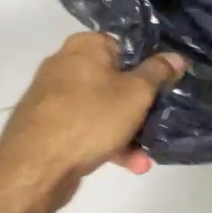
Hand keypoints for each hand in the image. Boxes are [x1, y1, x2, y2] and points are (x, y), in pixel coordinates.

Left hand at [0, 33, 185, 203]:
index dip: (149, 67)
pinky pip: (85, 127)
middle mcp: (64, 63)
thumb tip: (176, 56)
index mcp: (85, 46)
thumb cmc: (91, 118)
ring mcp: (52, 95)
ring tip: (143, 158)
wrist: (35, 167)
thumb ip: (159, 72)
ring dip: (125, 131)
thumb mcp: (136, 93)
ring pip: (101, 108)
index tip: (165, 87)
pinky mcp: (46, 124)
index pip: (126, 47)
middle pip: (115, 80)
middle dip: (139, 107)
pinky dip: (105, 141)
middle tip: (157, 124)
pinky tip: (126, 164)